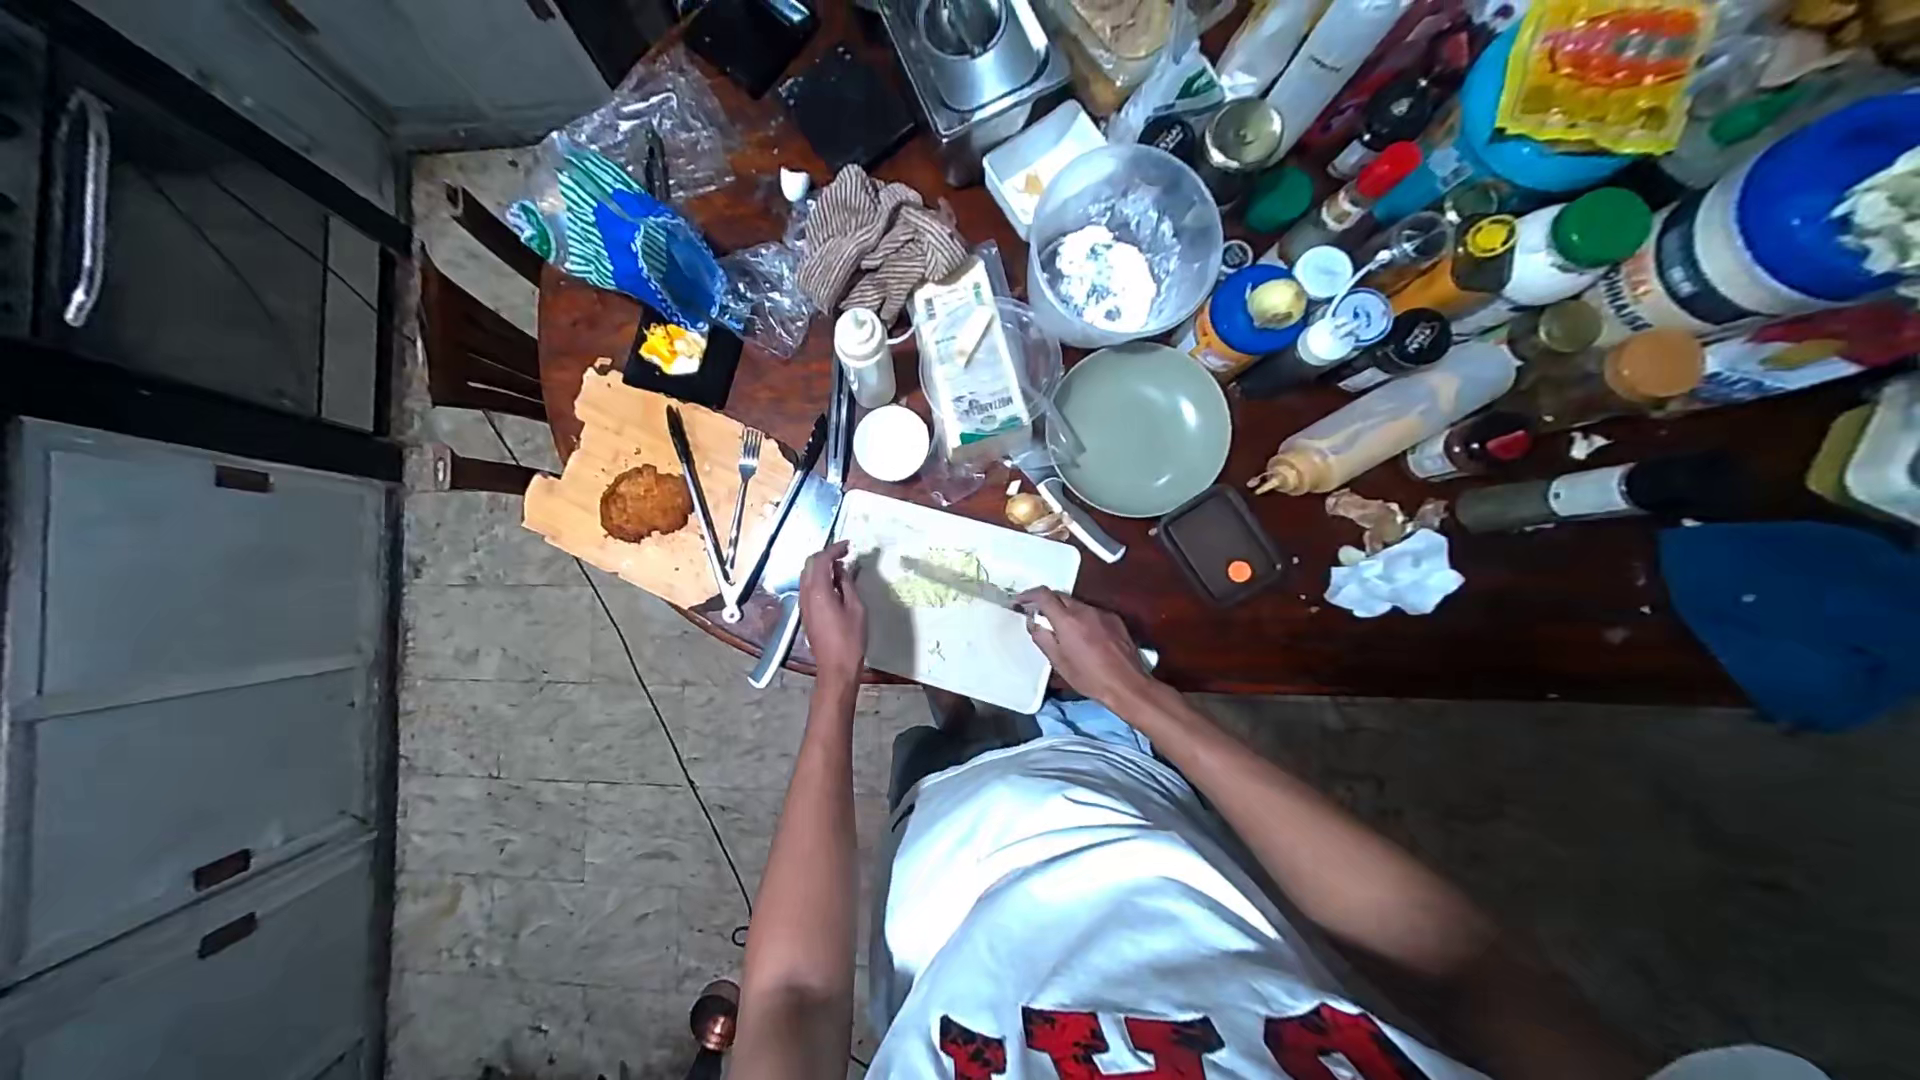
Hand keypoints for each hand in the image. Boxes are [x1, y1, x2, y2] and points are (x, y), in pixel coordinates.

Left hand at [800, 540, 866, 685]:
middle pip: (810, 564)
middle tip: (845, 555)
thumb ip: (847, 584)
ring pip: (807, 575)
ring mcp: (804, 603)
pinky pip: (809, 586)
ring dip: (822, 566)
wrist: (835, 667)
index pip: (822, 560)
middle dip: (826, 555)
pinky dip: (820, 578)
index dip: (834, 549)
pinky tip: (835, 584)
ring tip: (842, 567)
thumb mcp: (856, 608)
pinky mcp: (806, 612)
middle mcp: (806, 594)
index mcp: (819, 591)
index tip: (848, 545)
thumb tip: (841, 570)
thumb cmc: (850, 639)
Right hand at [1016, 588, 1152, 707]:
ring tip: (1061, 629)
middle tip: (1038, 615)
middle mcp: (1085, 610)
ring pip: (1076, 604)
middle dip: (1046, 602)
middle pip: (1060, 596)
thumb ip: (1042, 638)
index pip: (1044, 595)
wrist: (1127, 684)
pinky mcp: (1115, 619)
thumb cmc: (1089, 678)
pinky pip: (1092, 612)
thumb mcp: (1059, 662)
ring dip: (1065, 611)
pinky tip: (1084, 635)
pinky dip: (1082, 618)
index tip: (1020, 601)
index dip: (1029, 595)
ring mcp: (1102, 613)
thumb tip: (1033, 622)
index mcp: (1067, 620)